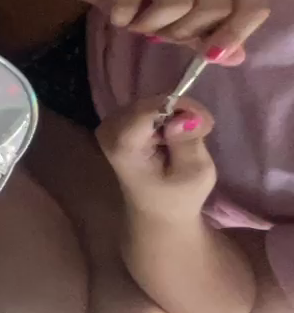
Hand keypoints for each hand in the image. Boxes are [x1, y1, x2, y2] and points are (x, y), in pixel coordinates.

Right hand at [41, 0, 266, 62]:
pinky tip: (116, 17)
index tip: (209, 55)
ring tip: (135, 25)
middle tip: (156, 35)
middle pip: (213, 8)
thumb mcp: (174, 17)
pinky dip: (122, 17)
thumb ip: (203, 34)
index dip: (236, 34)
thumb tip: (234, 58)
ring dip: (150, 25)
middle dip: (180, 32)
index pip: (252, 6)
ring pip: (176, 4)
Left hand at [96, 94, 216, 221]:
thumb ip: (188, 141)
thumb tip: (185, 115)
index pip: (146, 110)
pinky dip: (163, 118)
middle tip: (204, 130)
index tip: (206, 122)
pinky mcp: (115, 128)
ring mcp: (107, 128)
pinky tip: (172, 136)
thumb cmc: (178, 194)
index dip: (179, 107)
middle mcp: (107, 131)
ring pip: (145, 105)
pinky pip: (142, 111)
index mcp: (122, 144)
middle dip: (179, 111)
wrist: (155, 208)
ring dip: (173, 115)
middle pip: (145, 104)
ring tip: (189, 137)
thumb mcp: (195, 172)